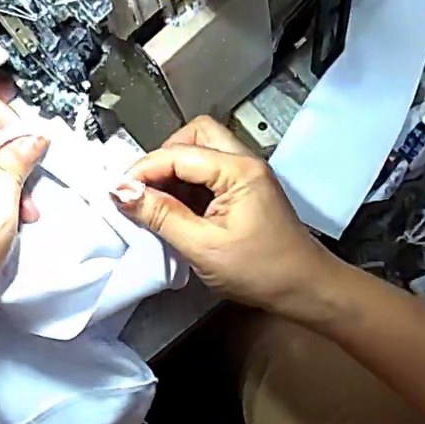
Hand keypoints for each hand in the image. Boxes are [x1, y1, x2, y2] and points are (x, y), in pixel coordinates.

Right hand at [112, 116, 343, 314]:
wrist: (305, 288)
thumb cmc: (263, 271)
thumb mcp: (203, 247)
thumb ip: (161, 216)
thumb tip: (123, 193)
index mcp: (239, 170)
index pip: (178, 154)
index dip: (143, 170)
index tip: (119, 192)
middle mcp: (245, 162)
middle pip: (194, 136)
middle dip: (163, 157)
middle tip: (143, 190)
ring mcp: (247, 175)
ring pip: (201, 152)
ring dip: (174, 172)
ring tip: (157, 204)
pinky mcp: (245, 190)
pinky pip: (210, 173)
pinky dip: (188, 186)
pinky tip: (177, 212)